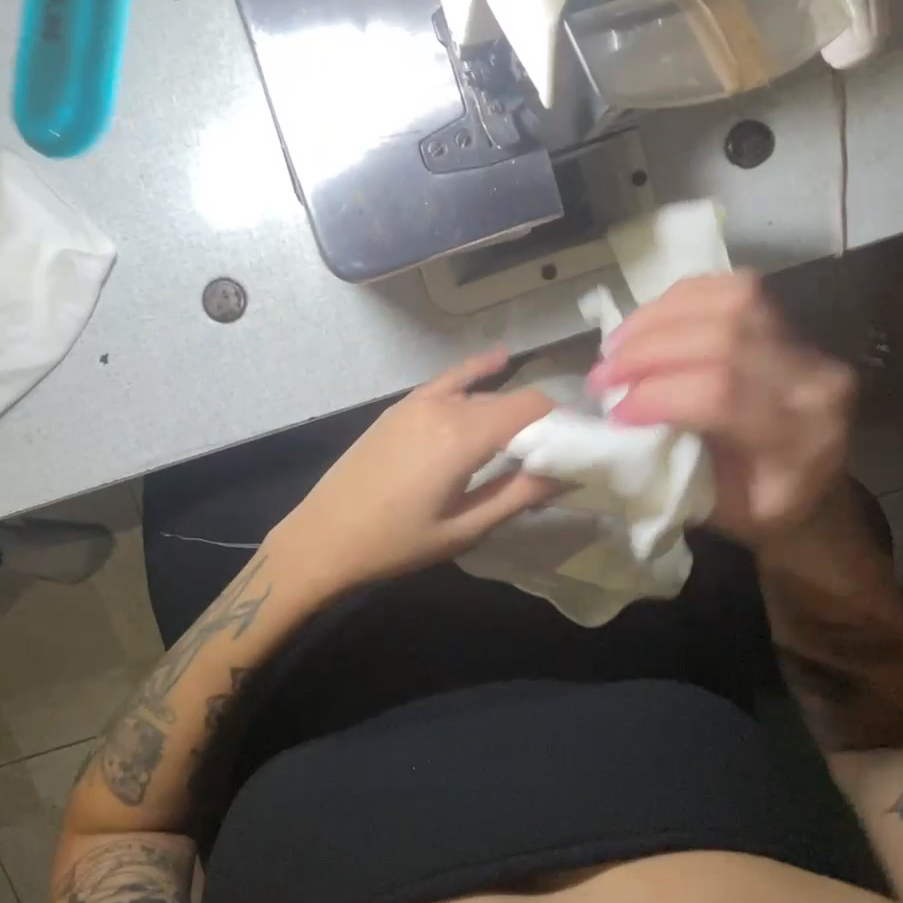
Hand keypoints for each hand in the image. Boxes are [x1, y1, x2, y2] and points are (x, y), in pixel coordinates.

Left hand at [267, 350, 562, 585]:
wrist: (323, 537)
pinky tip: (499, 359)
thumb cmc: (395, 543)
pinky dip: (476, 372)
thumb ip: (518, 496)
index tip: (578, 448)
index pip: (533, 407)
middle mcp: (444, 407)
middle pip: (508, 401)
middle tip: (555, 455)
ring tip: (529, 438)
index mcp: (463, 436)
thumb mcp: (464, 529)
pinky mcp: (401, 408)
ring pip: (481, 395)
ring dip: (507, 410)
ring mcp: (418, 402)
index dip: (561, 423)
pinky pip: (448, 381)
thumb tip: (568, 474)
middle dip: (537, 422)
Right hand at [588, 271, 857, 549]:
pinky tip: (647, 324)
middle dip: (646, 352)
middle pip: (722, 338)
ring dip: (657, 319)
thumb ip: (668, 469)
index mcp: (797, 439)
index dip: (655, 395)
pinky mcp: (789, 322)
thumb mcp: (712, 510)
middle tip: (602, 376)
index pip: (720, 394)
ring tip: (617, 347)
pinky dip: (680, 300)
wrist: (813, 488)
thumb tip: (610, 430)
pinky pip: (734, 289)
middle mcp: (813, 382)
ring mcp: (805, 345)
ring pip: (730, 302)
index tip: (614, 413)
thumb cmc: (755, 507)